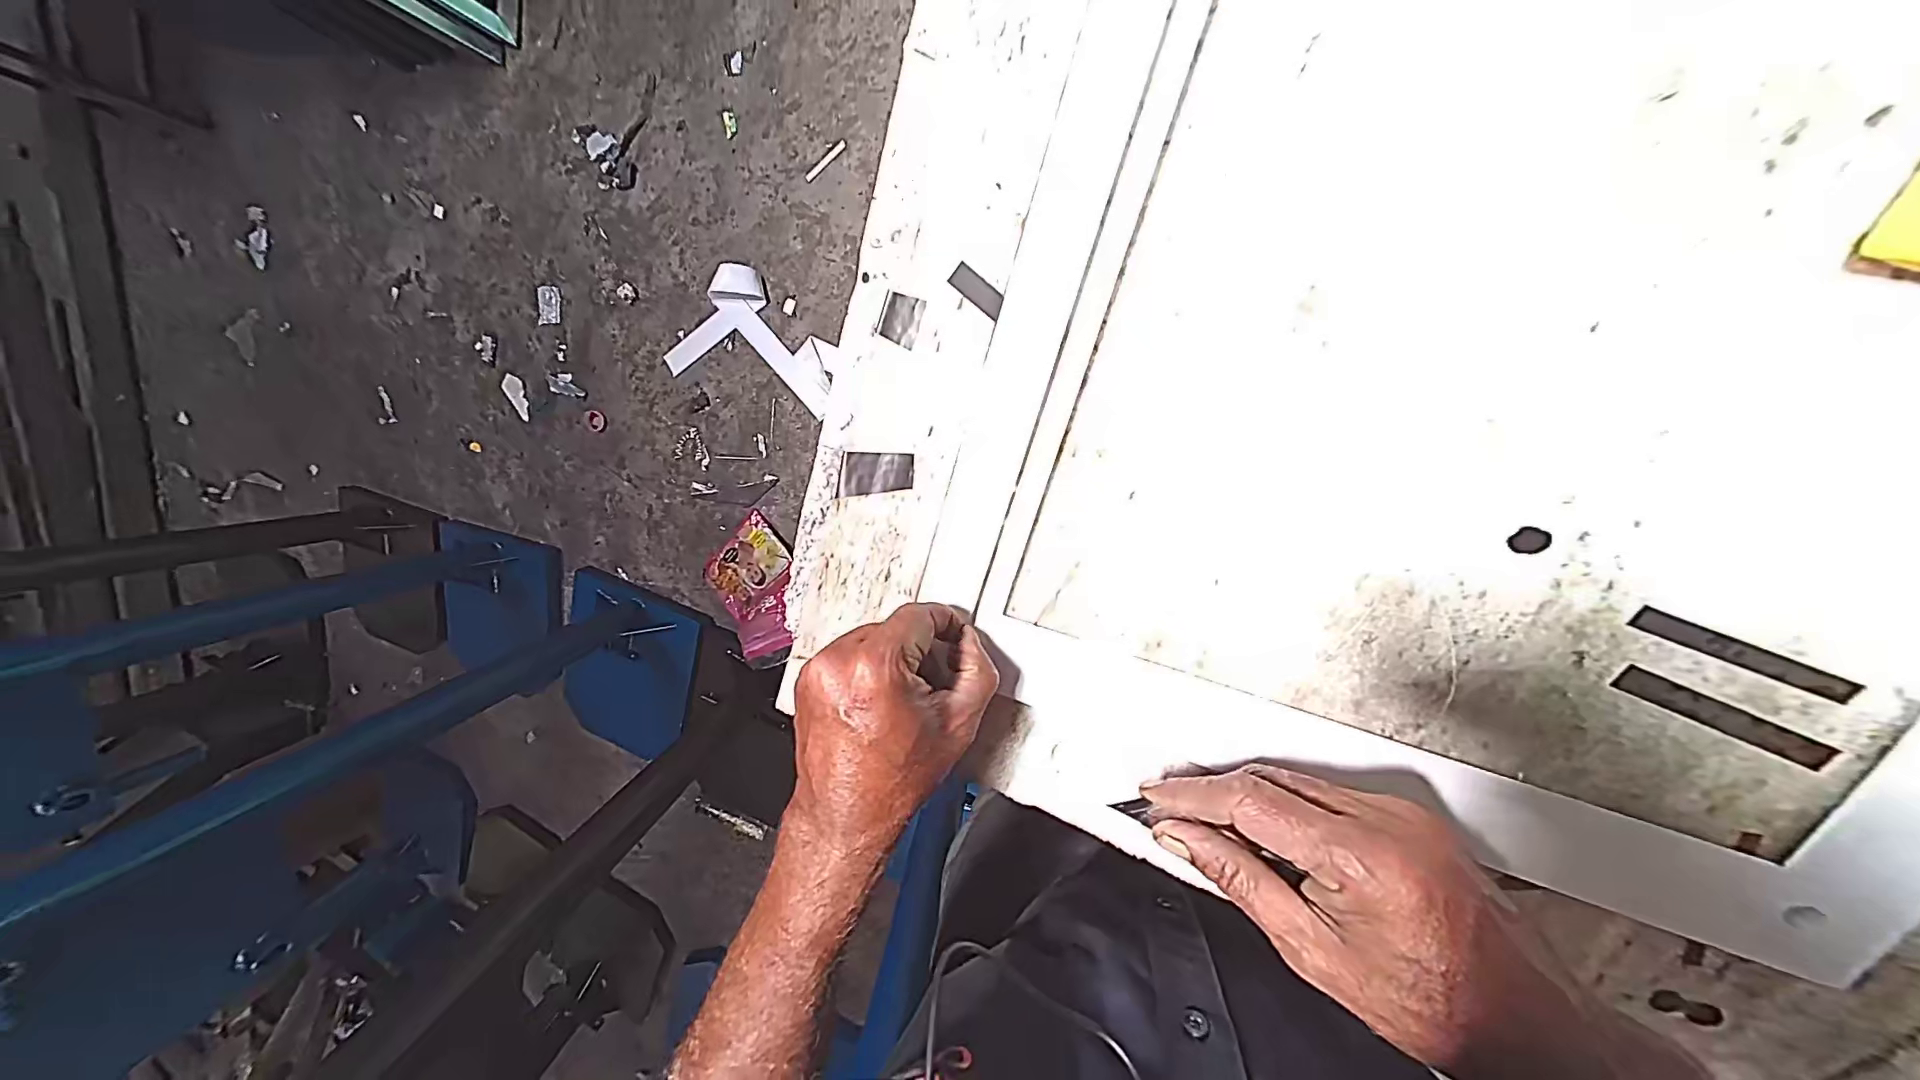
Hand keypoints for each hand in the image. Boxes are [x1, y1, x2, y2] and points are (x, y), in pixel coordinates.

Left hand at [790, 604, 998, 854]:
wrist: (847, 814)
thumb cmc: (892, 782)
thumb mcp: (959, 723)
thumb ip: (976, 670)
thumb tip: (968, 642)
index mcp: (876, 666)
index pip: (918, 614)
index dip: (945, 622)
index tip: (953, 633)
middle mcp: (839, 661)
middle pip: (895, 627)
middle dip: (920, 648)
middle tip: (933, 681)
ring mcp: (819, 670)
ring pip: (873, 638)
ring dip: (894, 657)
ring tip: (904, 698)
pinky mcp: (809, 679)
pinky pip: (850, 655)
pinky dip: (869, 669)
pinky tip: (881, 702)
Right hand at [1142, 765, 1704, 1079]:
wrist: (1523, 1019)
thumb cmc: (1433, 1002)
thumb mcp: (1313, 951)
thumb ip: (1240, 882)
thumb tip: (1187, 840)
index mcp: (1360, 855)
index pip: (1248, 801)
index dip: (1190, 796)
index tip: (1156, 799)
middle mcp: (1382, 818)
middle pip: (1266, 779)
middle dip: (1209, 791)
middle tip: (1169, 811)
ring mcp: (1397, 810)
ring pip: (1291, 780)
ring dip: (1242, 795)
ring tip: (1206, 822)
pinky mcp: (1404, 812)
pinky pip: (1322, 791)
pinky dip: (1280, 802)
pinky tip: (1261, 827)